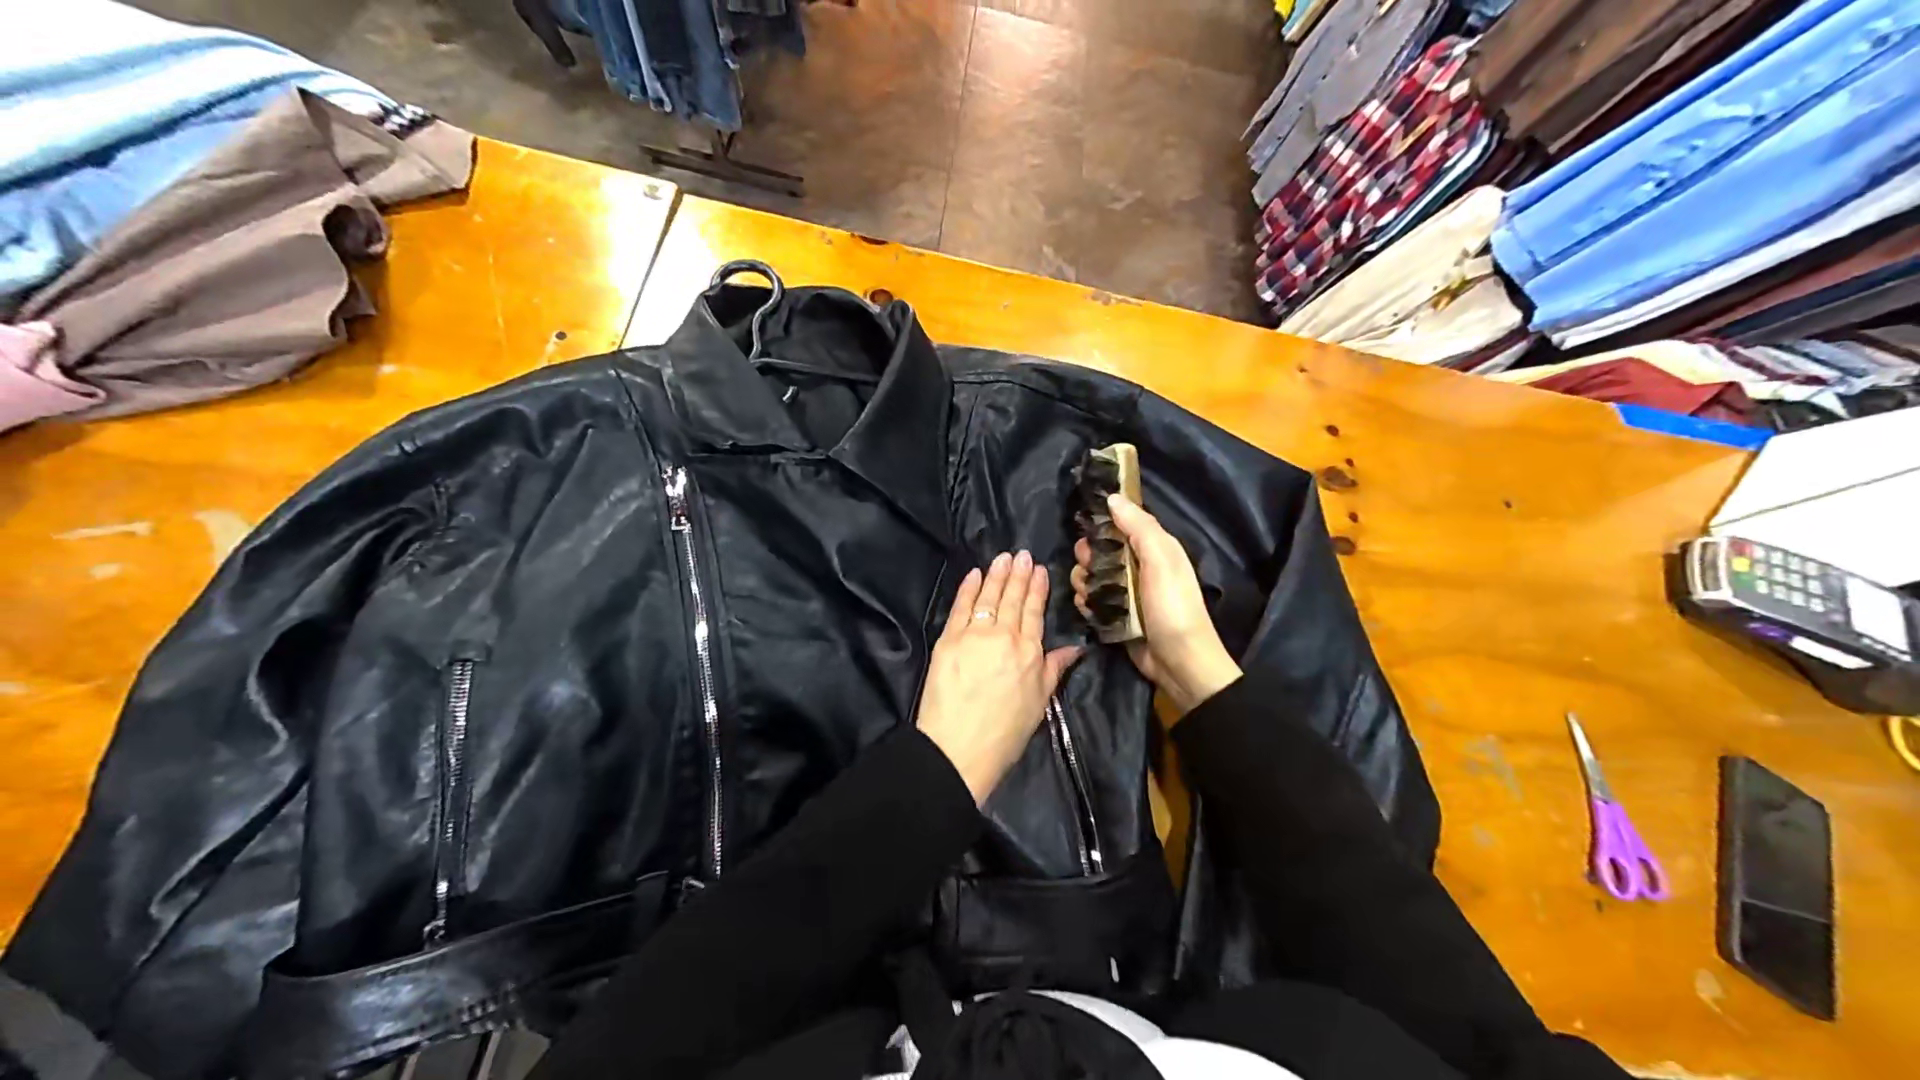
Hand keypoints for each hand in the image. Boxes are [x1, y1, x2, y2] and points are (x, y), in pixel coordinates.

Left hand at [918, 551, 1084, 804]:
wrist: (959, 749)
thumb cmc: (1004, 733)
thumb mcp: (1040, 702)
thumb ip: (1055, 669)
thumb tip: (1076, 648)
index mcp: (1030, 652)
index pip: (1035, 611)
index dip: (1037, 588)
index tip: (1039, 569)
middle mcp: (1004, 637)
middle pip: (1012, 599)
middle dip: (1018, 574)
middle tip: (1022, 554)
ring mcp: (974, 636)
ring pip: (988, 597)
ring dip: (996, 575)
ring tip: (1003, 557)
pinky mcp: (948, 640)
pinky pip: (961, 608)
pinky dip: (968, 589)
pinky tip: (974, 574)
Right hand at [1072, 493, 1240, 716]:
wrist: (1179, 662)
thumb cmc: (1173, 606)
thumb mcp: (1162, 559)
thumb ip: (1139, 527)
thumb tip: (1113, 498)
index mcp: (1153, 549)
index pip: (1121, 525)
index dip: (1101, 523)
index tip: (1087, 527)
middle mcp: (1138, 567)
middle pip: (1100, 550)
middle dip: (1087, 555)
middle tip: (1088, 565)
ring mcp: (1125, 594)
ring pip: (1091, 575)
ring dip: (1083, 580)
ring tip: (1088, 592)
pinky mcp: (1114, 616)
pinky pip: (1090, 601)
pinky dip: (1085, 602)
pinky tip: (1087, 607)